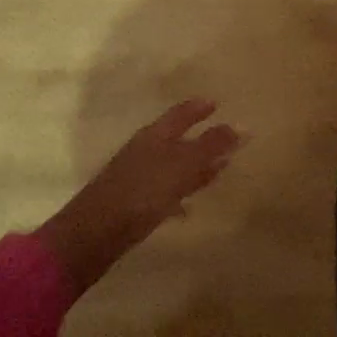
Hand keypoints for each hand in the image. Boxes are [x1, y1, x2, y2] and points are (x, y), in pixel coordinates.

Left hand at [37, 98, 241, 297]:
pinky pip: (164, 192)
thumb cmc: (141, 192)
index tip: (216, 102)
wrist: (94, 234)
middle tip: (225, 137)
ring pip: (171, 166)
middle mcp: (145, 151)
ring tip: (217, 170)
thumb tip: (242, 126)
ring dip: (193, 167)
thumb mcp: (180, 166)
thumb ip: (210, 146)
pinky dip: (180, 194)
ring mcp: (137, 177)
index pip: (181, 113)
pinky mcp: (133, 204)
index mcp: (155, 135)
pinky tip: (188, 208)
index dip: (198, 107)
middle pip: (176, 138)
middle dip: (200, 138)